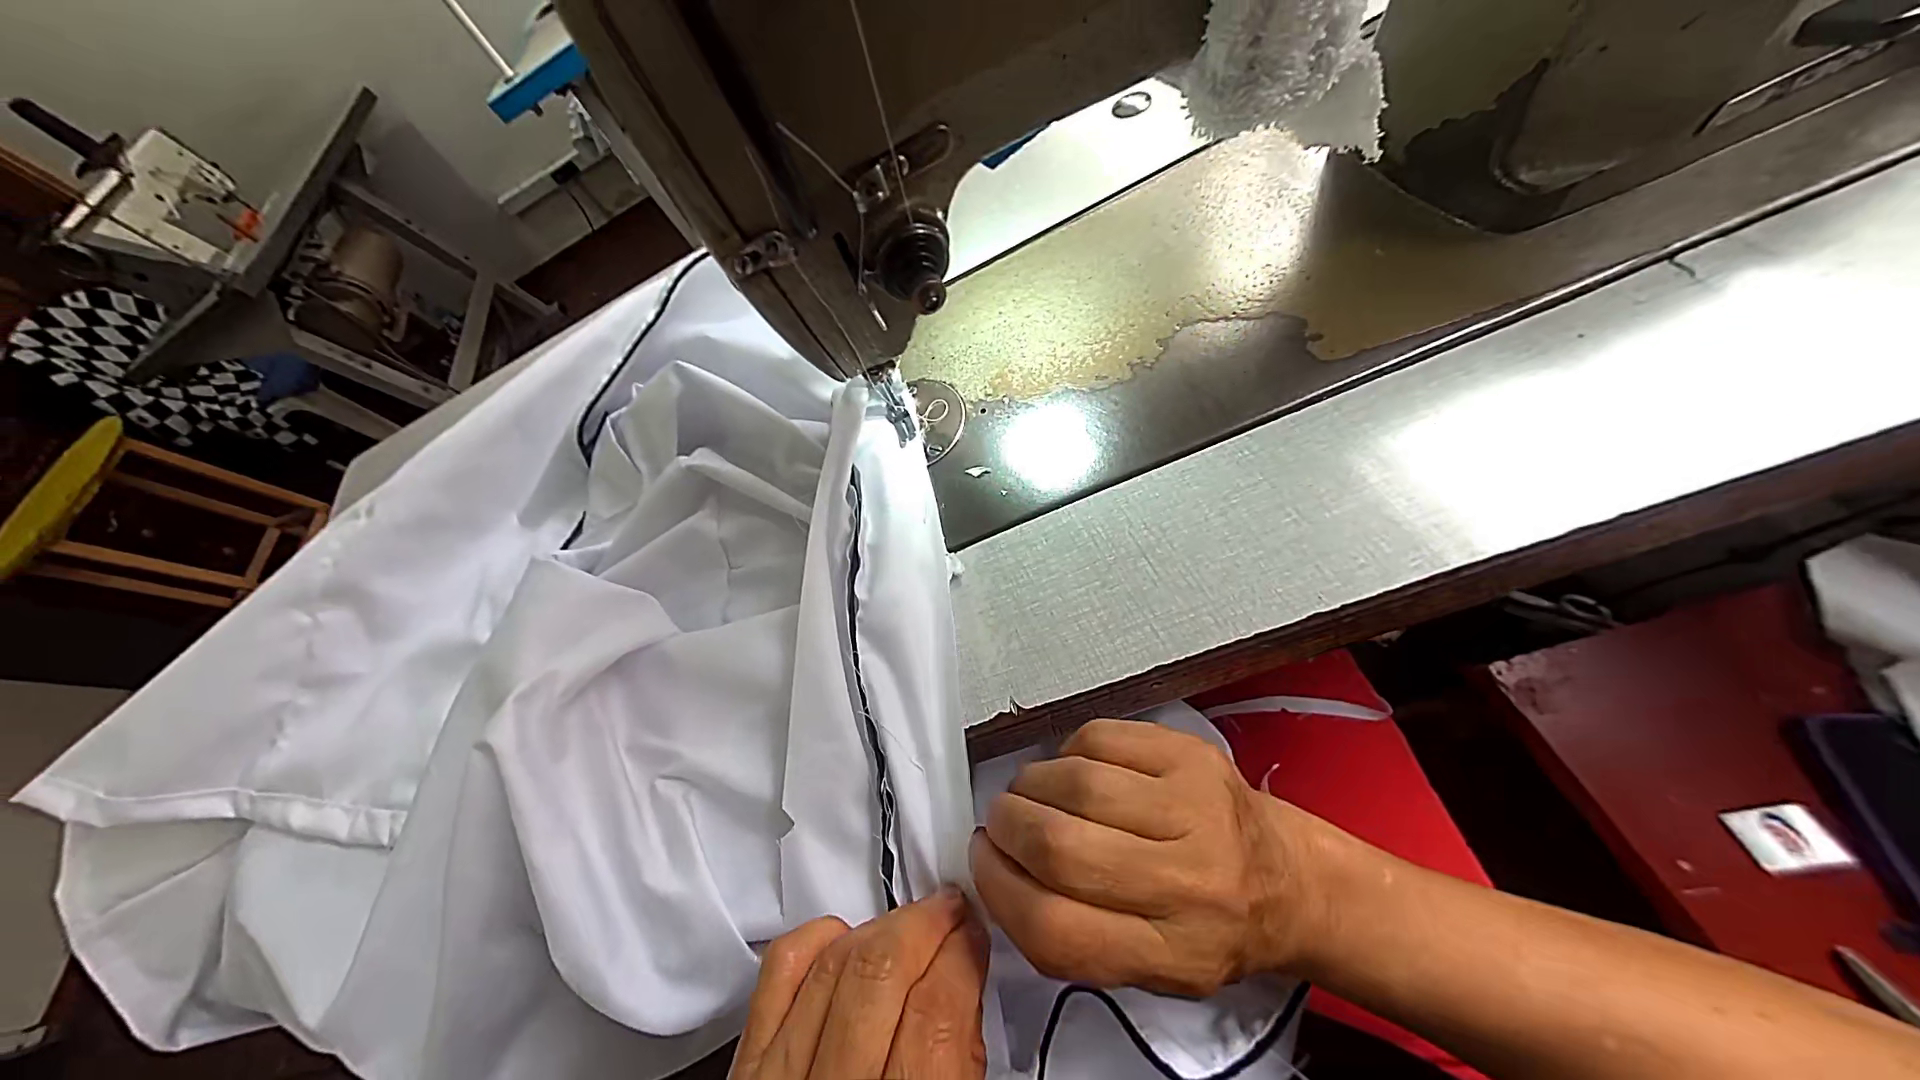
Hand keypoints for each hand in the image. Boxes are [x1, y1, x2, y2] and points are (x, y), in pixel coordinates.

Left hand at [728, 888, 987, 1079]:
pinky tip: (842, 939)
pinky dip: (813, 944)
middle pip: (879, 975)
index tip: (974, 935)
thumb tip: (967, 981)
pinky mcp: (745, 1072)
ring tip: (912, 922)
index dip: (962, 952)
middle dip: (925, 924)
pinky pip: (777, 979)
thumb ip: (959, 1063)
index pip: (934, 1012)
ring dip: (882, 927)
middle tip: (951, 915)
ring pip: (831, 965)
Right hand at [972, 718, 1321, 996]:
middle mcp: (1188, 884)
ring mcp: (1194, 808)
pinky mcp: (1192, 755)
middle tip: (1001, 820)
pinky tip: (1072, 767)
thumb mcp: (1144, 969)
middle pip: (1060, 848)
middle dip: (1009, 826)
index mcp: (1170, 954)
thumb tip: (994, 865)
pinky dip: (1066, 751)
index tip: (983, 861)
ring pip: (1075, 784)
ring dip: (1031, 785)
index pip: (1054, 929)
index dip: (998, 887)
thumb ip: (1068, 935)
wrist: (1286, 881)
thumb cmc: (1207, 928)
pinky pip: (1099, 737)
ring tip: (1031, 792)